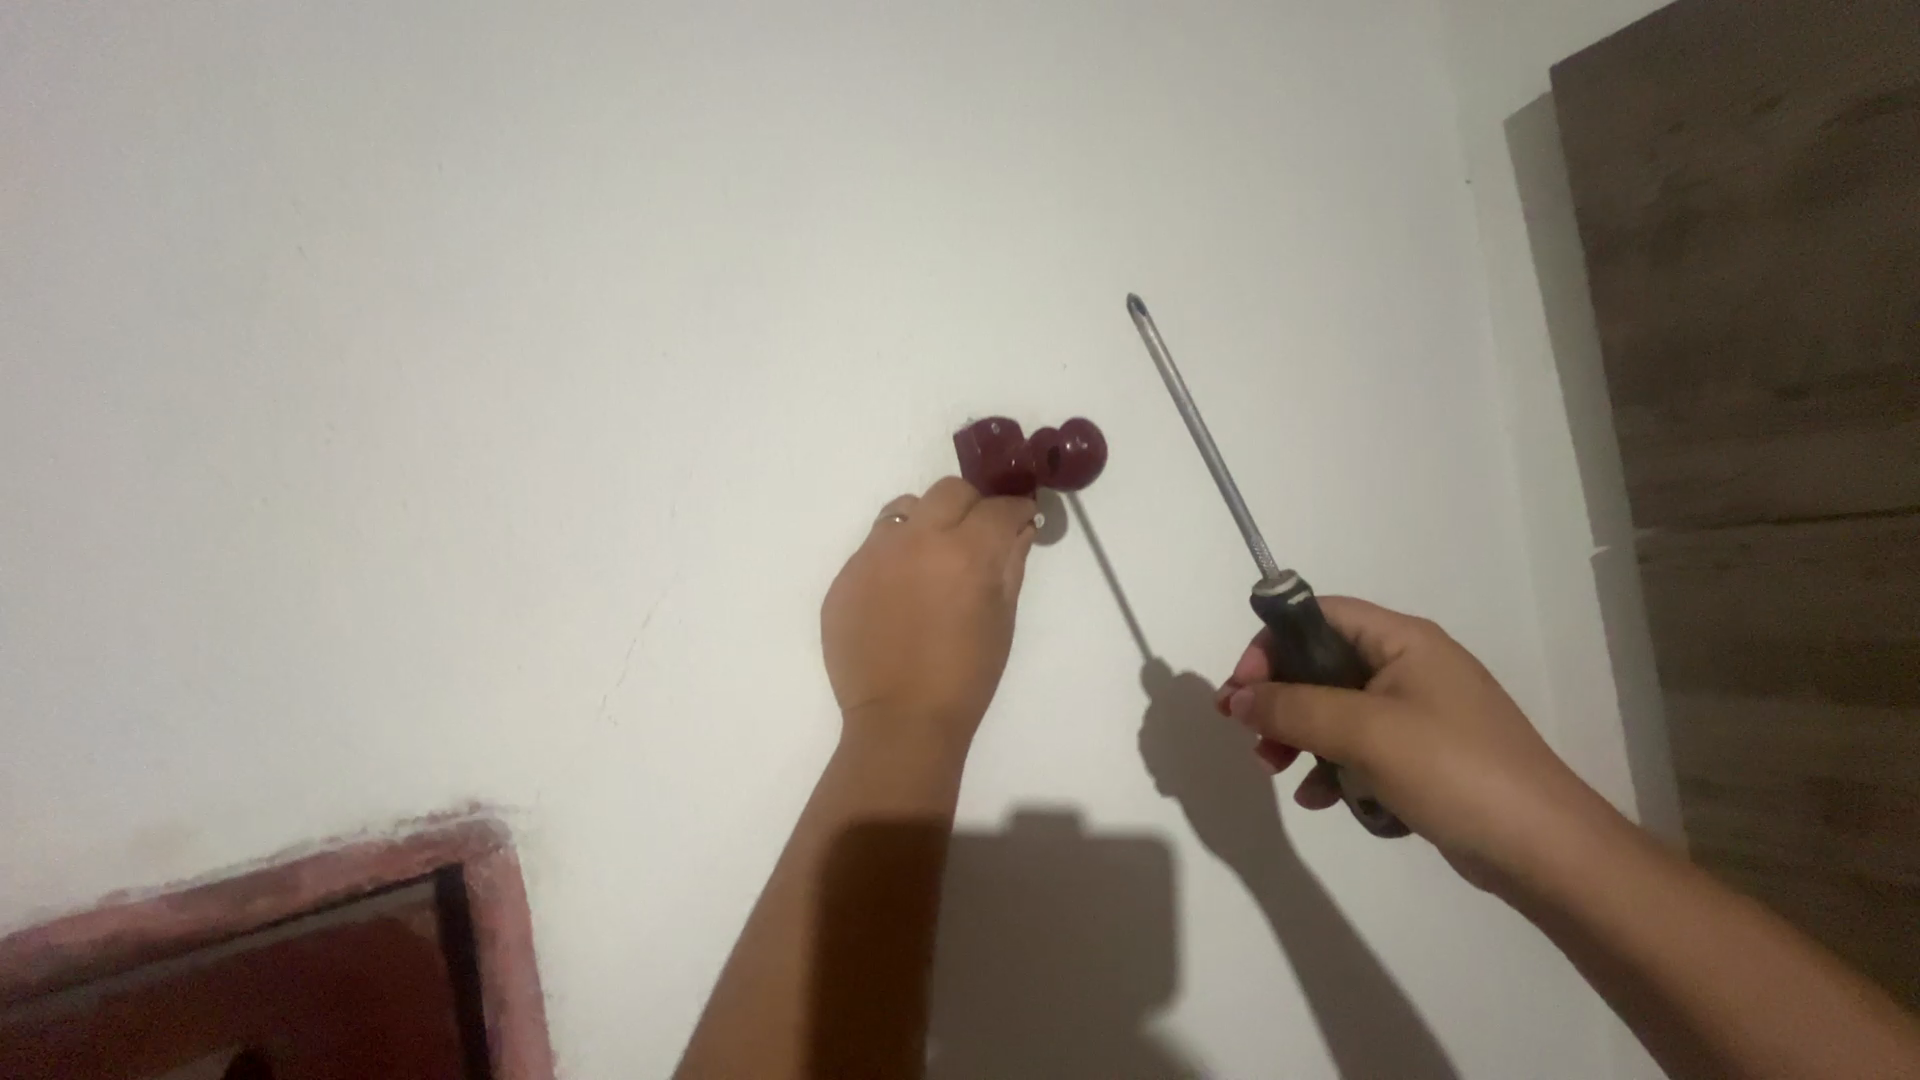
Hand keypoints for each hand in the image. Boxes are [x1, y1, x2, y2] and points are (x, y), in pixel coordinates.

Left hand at [822, 477, 1037, 746]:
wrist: (901, 719)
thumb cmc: (966, 676)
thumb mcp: (1001, 619)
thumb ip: (1010, 564)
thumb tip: (1019, 529)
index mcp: (965, 552)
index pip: (998, 507)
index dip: (1015, 509)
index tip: (1019, 518)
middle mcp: (916, 540)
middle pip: (948, 491)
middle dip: (971, 505)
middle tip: (977, 533)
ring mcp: (873, 556)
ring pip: (903, 510)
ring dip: (926, 522)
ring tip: (932, 557)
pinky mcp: (844, 577)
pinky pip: (873, 547)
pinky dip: (893, 556)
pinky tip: (899, 591)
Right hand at [1219, 597, 1619, 887]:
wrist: (1547, 853)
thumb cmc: (1454, 771)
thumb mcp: (1363, 732)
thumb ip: (1292, 708)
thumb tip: (1236, 699)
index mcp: (1403, 641)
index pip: (1318, 615)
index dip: (1271, 643)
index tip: (1241, 689)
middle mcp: (1410, 668)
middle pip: (1320, 665)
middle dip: (1279, 700)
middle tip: (1248, 734)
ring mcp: (1418, 714)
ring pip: (1334, 711)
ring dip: (1299, 738)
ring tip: (1278, 770)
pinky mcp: (1423, 757)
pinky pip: (1359, 749)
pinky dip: (1333, 768)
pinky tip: (1322, 800)